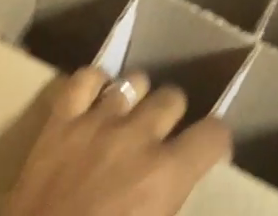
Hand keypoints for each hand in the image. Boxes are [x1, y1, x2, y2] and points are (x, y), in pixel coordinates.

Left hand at [5, 69, 231, 215]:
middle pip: (172, 97)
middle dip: (173, 116)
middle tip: (161, 136)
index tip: (209, 149)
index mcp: (167, 174)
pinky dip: (94, 83)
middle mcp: (138, 136)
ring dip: (138, 97)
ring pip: (134, 81)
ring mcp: (98, 121)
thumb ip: (170, 197)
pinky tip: (97, 97)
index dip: (216, 140)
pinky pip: (84, 79)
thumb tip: (174, 185)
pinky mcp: (61, 119)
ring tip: (130, 114)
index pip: (213, 134)